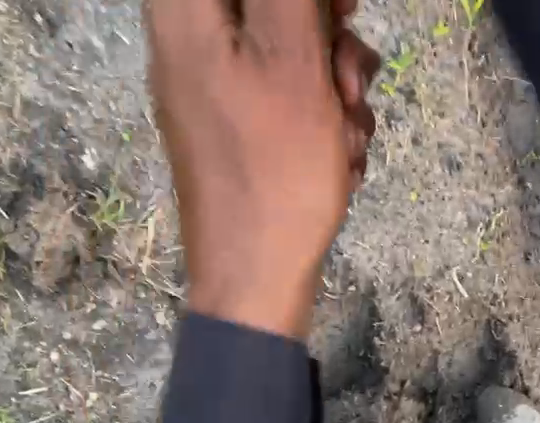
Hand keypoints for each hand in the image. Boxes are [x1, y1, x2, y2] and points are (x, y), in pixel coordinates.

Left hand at [147, 0, 380, 339]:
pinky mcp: (237, 132)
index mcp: (187, 11)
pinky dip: (324, 124)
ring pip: (291, 54)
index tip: (342, 11)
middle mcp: (191, 41)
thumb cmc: (275, 171)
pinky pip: (288, 101)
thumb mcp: (292, 62)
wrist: (256, 277)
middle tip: (352, 81)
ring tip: (350, 139)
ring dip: (338, 90)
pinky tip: (342, 160)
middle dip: (329, 41)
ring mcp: (214, 92)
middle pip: (274, 8)